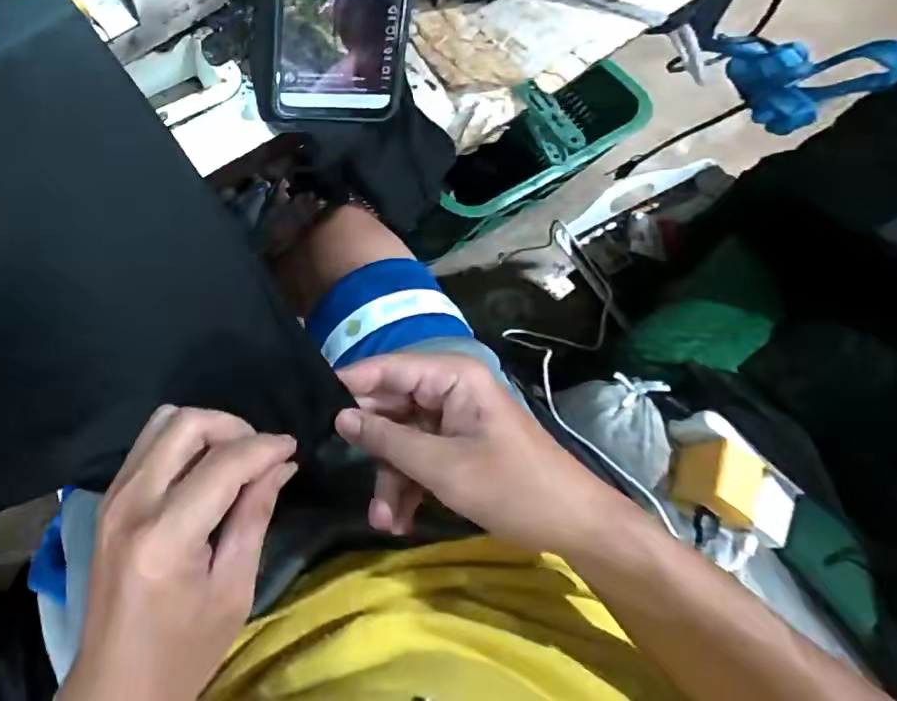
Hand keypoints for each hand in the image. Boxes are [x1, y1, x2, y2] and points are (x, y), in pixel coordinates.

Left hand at [60, 406, 298, 700]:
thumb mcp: (232, 591)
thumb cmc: (183, 651)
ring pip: (161, 421)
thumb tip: (280, 465)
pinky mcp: (108, 495)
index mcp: (165, 535)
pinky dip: (181, 441)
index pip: (221, 465)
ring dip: (204, 428)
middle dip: (231, 426)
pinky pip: (147, 442)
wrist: (116, 682)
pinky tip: (204, 468)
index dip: (262, 447)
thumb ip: (253, 517)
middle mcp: (132, 500)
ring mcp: (114, 493)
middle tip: (260, 451)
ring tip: (234, 456)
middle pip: (184, 422)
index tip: (291, 445)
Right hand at [334, 352, 633, 557]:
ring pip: (401, 437)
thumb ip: (387, 440)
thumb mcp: (443, 467)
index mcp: (451, 376)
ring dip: (390, 478)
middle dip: (372, 448)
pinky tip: (399, 519)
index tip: (314, 405)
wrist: (582, 530)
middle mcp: (448, 389)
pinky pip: (419, 455)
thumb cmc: (514, 487)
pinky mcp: (456, 444)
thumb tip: (339, 417)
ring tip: (383, 520)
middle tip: (344, 473)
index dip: (350, 384)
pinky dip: (408, 485)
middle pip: (390, 406)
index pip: (387, 368)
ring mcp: (452, 418)